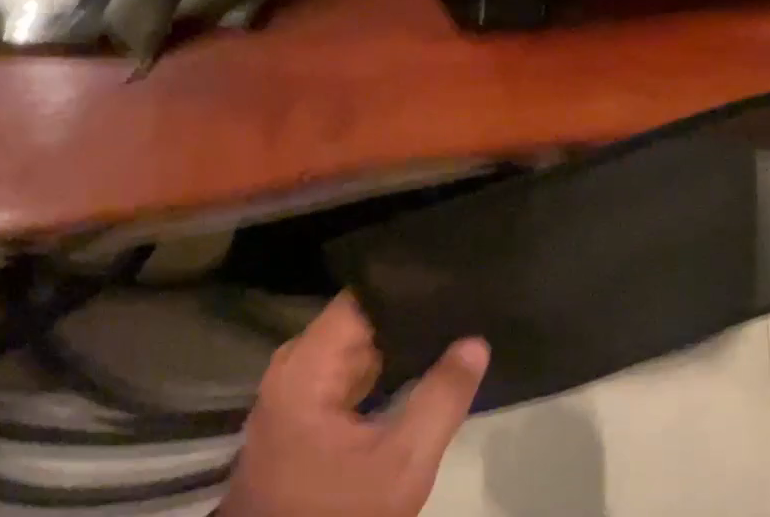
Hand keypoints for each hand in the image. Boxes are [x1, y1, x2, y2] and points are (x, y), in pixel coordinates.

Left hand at [221, 294, 488, 516]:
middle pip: (360, 319)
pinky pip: (352, 371)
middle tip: (466, 299)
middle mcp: (293, 370)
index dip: (409, 284)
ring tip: (457, 321)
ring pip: (359, 345)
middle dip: (412, 312)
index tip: (455, 275)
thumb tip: (476, 342)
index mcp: (305, 369)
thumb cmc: (338, 514)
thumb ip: (443, 397)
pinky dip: (388, 365)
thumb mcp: (403, 463)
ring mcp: (296, 394)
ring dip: (403, 340)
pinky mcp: (304, 416)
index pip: (363, 298)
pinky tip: (428, 361)